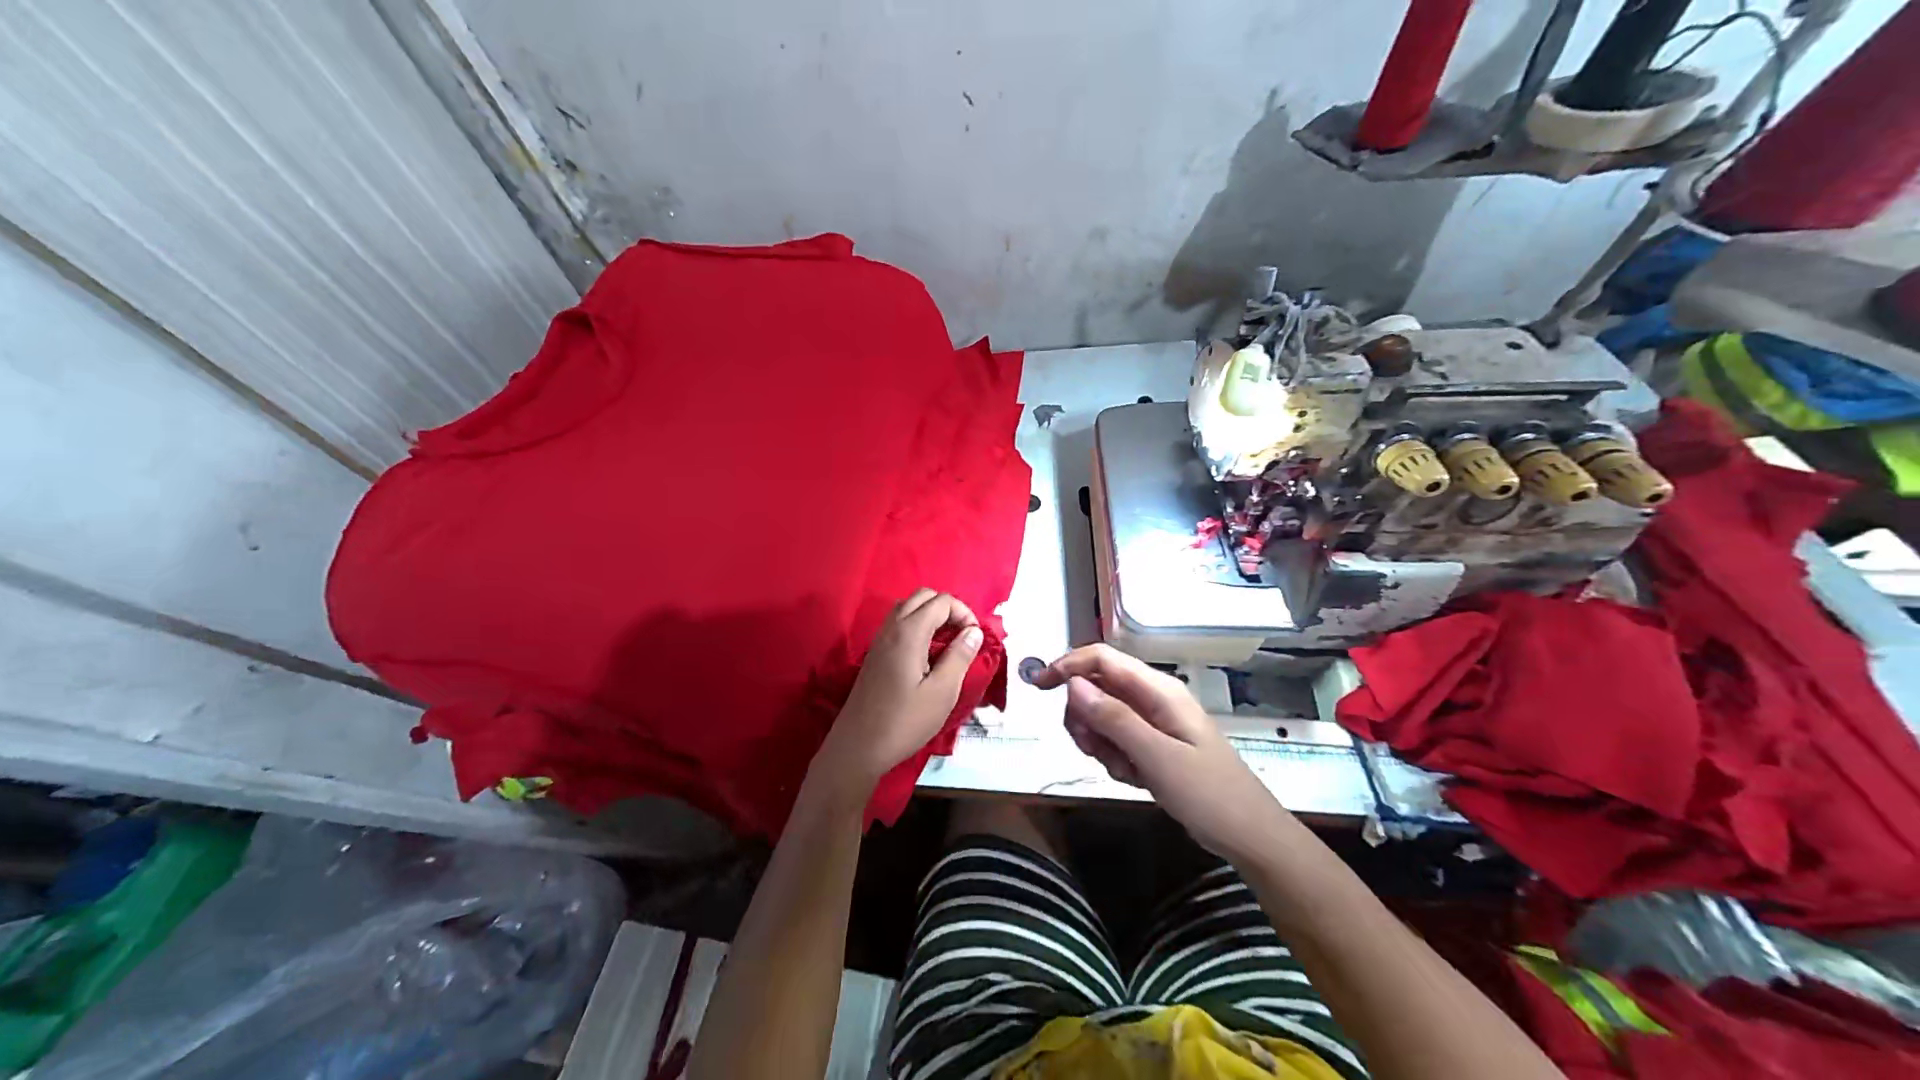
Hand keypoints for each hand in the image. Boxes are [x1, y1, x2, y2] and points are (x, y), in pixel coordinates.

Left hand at [812, 589, 983, 799]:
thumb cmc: (904, 721)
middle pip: (923, 596)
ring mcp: (880, 639)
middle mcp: (892, 627)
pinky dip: (918, 626)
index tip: (974, 640)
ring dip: (932, 616)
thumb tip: (974, 631)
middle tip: (963, 637)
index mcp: (909, 632)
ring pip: (908, 608)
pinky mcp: (875, 653)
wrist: (859, 746)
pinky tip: (928, 654)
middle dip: (948, 609)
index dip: (964, 614)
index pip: (942, 601)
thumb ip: (960, 656)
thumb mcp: (942, 692)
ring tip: (948, 644)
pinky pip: (899, 624)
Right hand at [1032, 644, 1289, 864]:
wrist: (1249, 836)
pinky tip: (1133, 778)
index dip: (1067, 665)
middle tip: (1094, 748)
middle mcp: (1153, 699)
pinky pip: (1116, 741)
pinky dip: (1114, 758)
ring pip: (1102, 717)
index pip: (1102, 659)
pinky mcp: (1152, 746)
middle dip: (1085, 717)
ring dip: (1100, 743)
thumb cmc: (1208, 793)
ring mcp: (1153, 723)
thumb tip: (1072, 684)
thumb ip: (1113, 718)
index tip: (1038, 687)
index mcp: (1158, 690)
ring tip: (1123, 769)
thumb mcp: (1156, 755)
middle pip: (1096, 688)